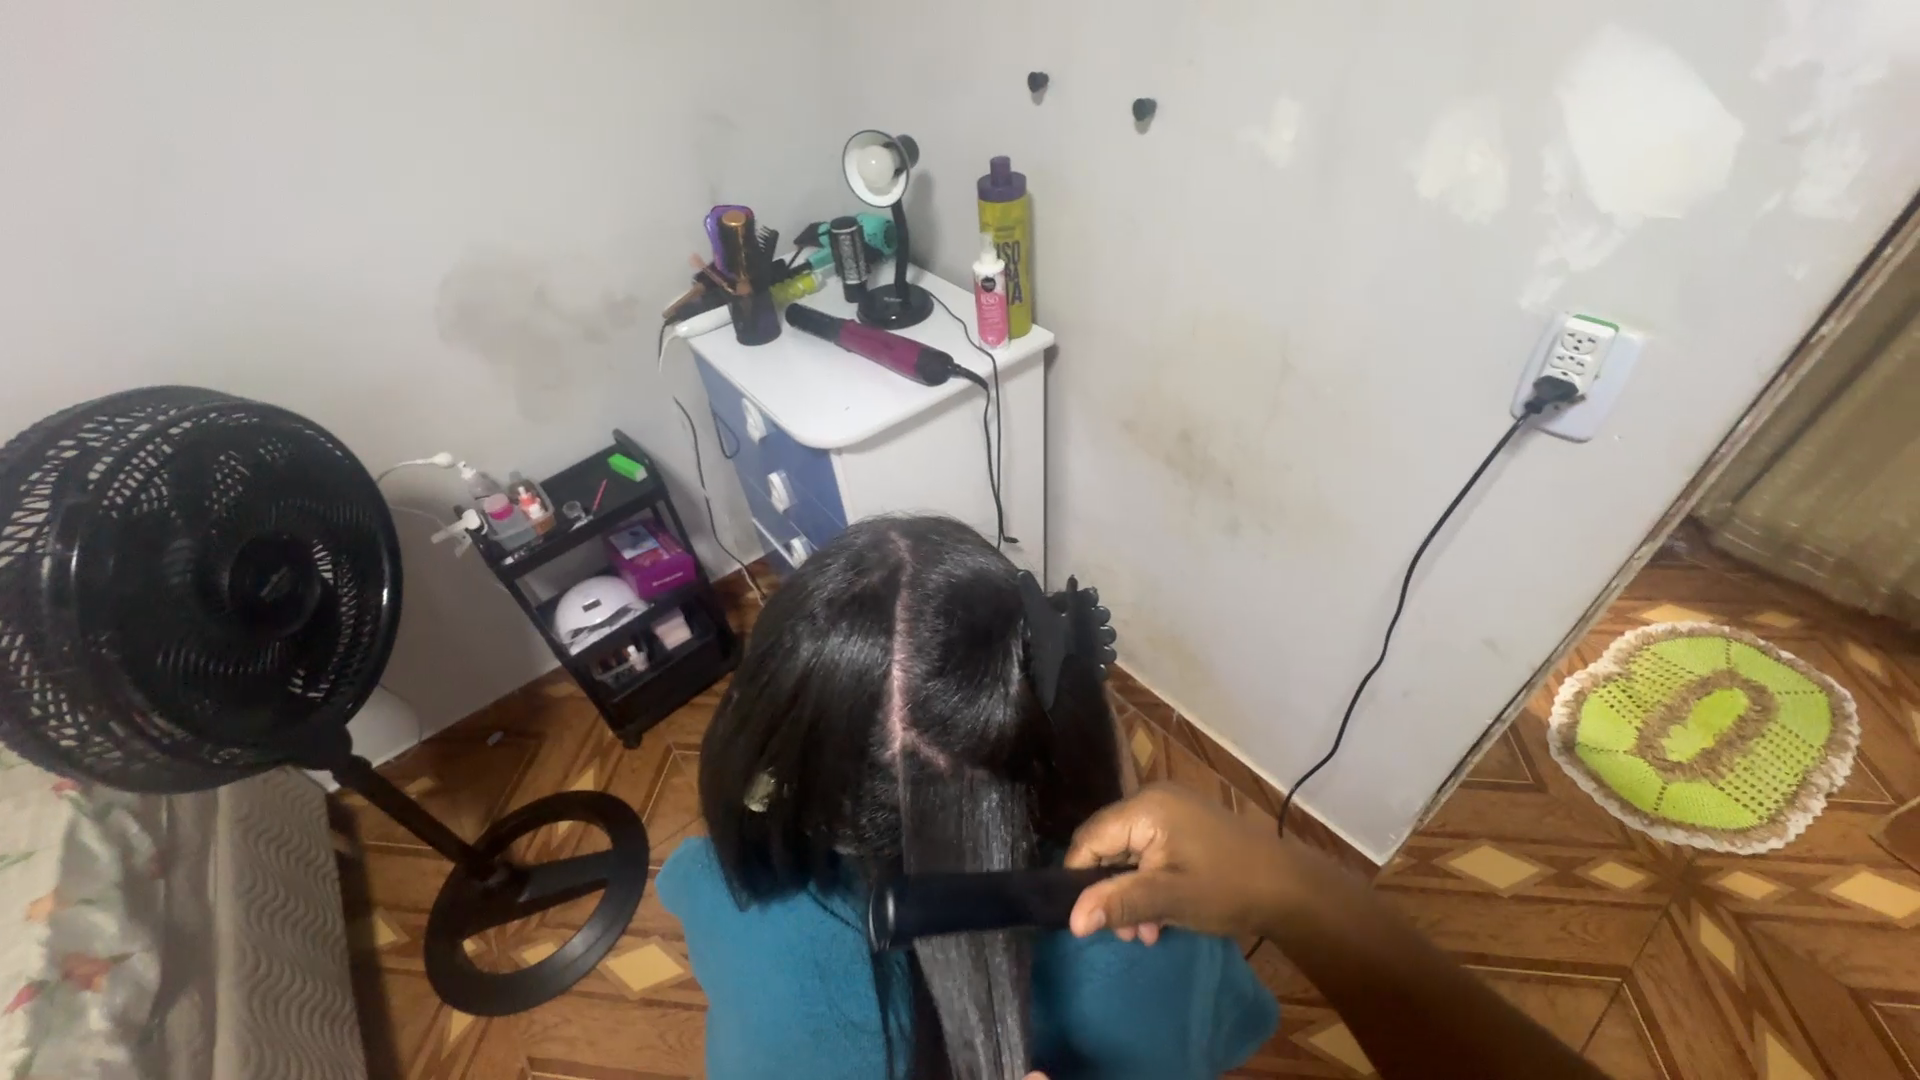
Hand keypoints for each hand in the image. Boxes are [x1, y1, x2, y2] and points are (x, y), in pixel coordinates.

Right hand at [1064, 784, 1295, 941]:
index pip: (1090, 837)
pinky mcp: (1183, 822)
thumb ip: (1119, 903)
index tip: (1086, 917)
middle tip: (1128, 932)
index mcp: (1145, 807)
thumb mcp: (1170, 899)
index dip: (1080, 877)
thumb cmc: (1228, 889)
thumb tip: (1072, 920)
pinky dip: (1148, 879)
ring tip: (1146, 931)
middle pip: (1108, 843)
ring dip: (1130, 891)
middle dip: (1111, 889)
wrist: (1290, 888)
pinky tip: (1160, 913)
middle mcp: (1152, 798)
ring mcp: (1170, 808)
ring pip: (1128, 850)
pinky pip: (1148, 848)